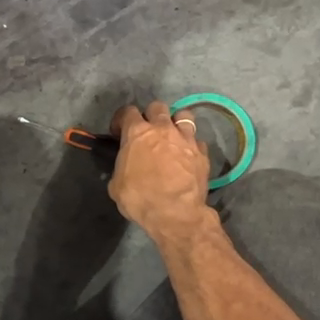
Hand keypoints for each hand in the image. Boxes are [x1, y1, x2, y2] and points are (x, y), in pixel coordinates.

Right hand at [108, 101, 211, 238]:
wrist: (175, 213)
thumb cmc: (139, 198)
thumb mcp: (116, 184)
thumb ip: (121, 167)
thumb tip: (125, 167)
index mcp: (137, 133)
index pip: (127, 111)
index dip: (121, 120)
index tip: (118, 132)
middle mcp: (163, 129)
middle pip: (157, 107)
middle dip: (150, 116)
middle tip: (148, 132)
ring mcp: (186, 138)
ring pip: (183, 115)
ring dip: (175, 123)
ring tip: (172, 136)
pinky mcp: (202, 152)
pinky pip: (197, 140)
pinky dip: (190, 145)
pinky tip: (187, 156)